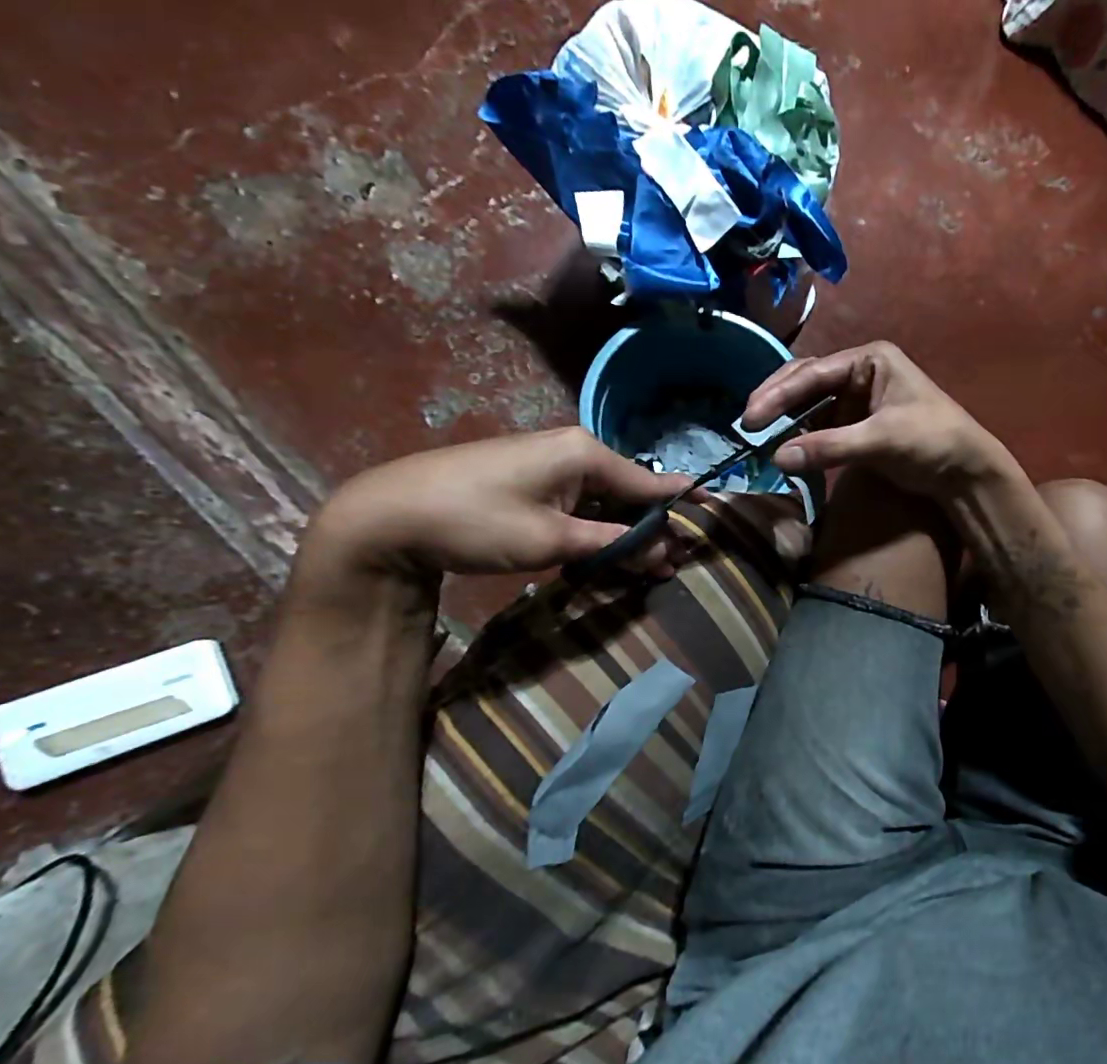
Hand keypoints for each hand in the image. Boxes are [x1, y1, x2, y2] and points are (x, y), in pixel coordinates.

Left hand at [305, 427, 691, 582]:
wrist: (389, 514)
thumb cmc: (477, 521)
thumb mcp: (552, 540)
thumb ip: (614, 544)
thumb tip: (665, 552)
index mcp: (586, 453)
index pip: (652, 482)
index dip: (685, 505)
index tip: (717, 521)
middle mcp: (575, 450)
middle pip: (630, 493)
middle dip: (654, 530)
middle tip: (675, 567)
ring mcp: (551, 464)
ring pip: (606, 501)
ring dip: (625, 533)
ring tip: (650, 569)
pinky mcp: (533, 481)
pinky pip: (580, 503)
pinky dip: (597, 529)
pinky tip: (609, 554)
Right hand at [741, 341, 1007, 498]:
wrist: (965, 472)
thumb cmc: (932, 440)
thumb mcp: (882, 439)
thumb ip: (830, 447)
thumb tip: (778, 458)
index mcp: (869, 360)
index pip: (813, 373)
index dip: (779, 394)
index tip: (752, 418)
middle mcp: (860, 374)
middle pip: (806, 383)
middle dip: (778, 403)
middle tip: (748, 426)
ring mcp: (858, 400)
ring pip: (811, 406)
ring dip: (788, 422)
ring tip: (760, 439)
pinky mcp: (858, 426)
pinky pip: (821, 428)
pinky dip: (803, 439)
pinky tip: (786, 450)